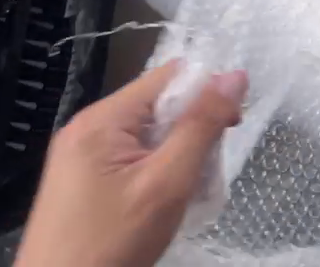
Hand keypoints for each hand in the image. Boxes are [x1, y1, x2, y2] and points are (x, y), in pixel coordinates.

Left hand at [15, 61, 246, 266]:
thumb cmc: (110, 243)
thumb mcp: (167, 182)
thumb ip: (202, 123)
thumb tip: (236, 75)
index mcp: (102, 120)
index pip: (173, 76)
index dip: (208, 93)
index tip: (228, 127)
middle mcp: (89, 127)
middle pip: (165, 102)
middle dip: (195, 127)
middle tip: (204, 166)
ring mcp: (83, 154)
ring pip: (156, 129)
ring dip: (182, 150)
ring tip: (186, 186)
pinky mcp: (86, 177)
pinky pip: (139, 152)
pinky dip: (162, 166)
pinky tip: (165, 195)